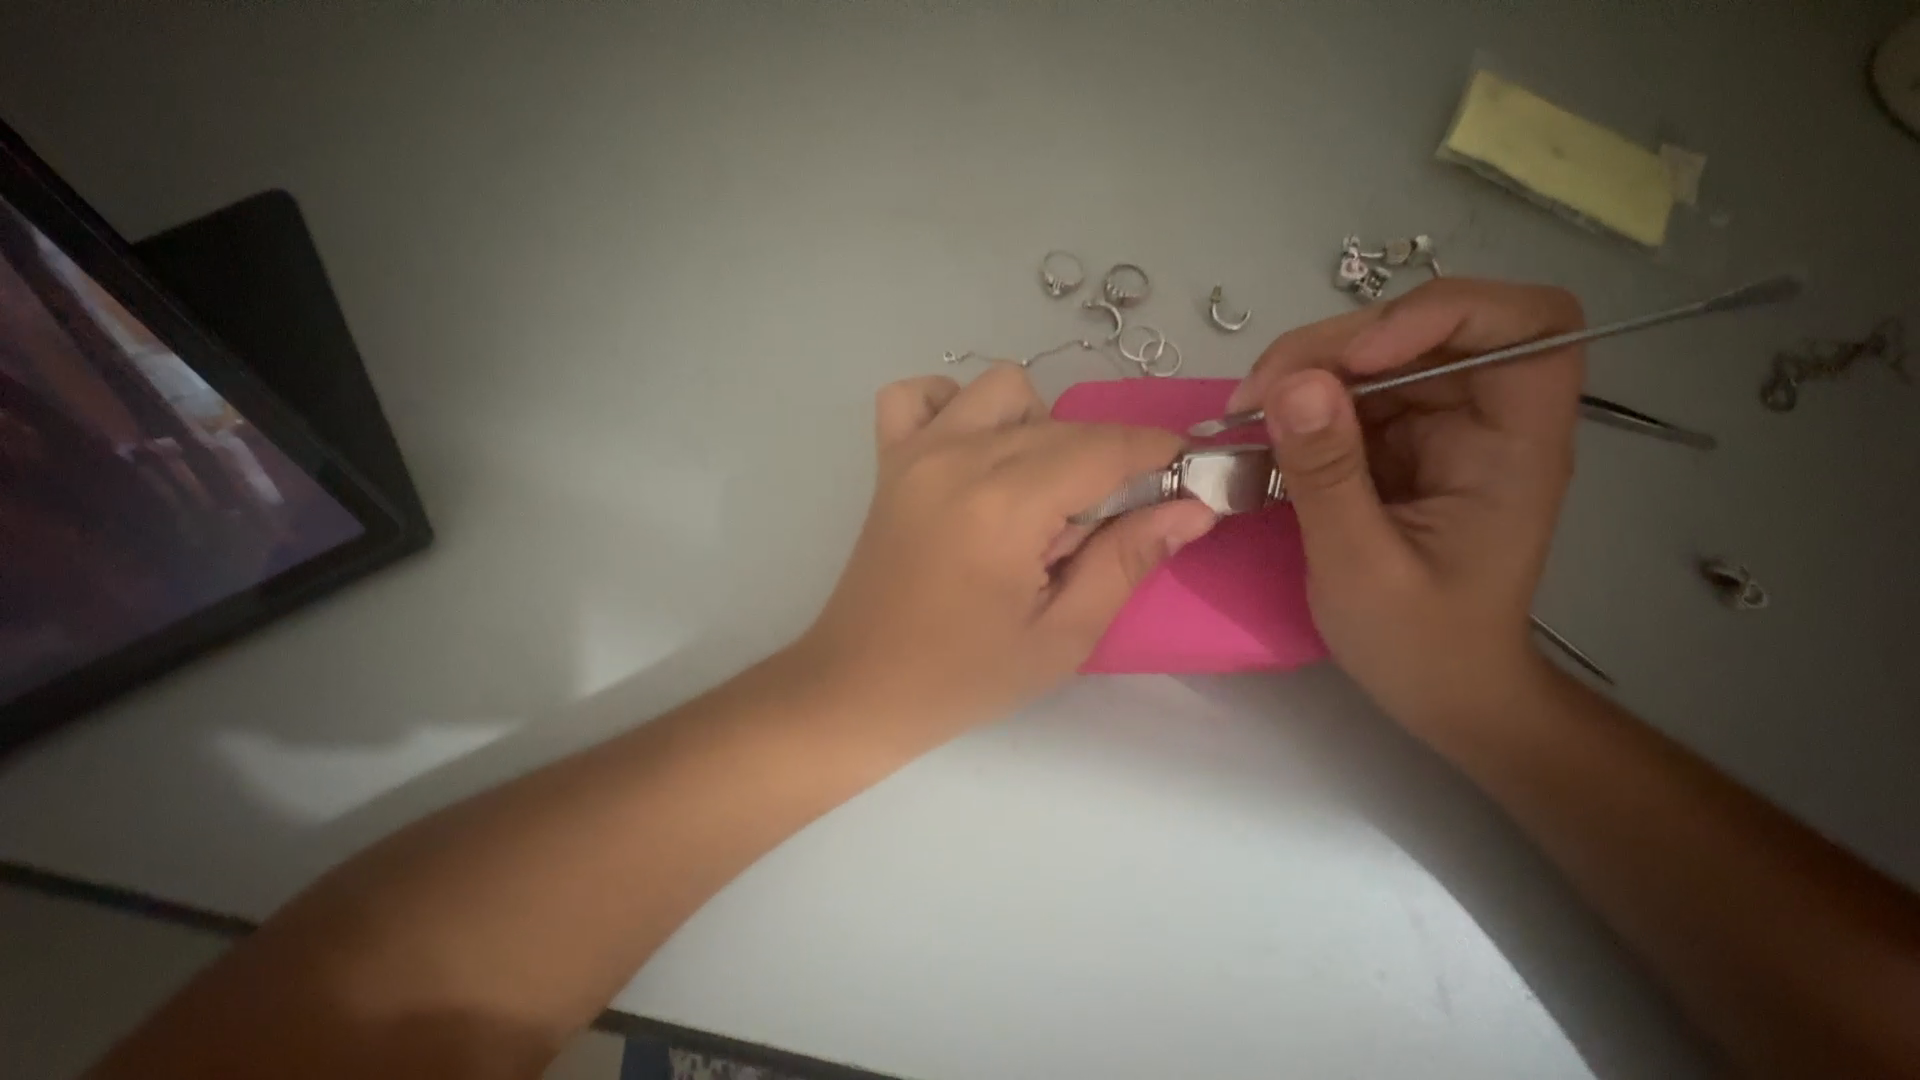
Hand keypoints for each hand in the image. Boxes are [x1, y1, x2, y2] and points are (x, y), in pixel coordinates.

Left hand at [799, 364, 1216, 738]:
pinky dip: (957, 407)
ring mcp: (917, 452)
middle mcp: (959, 458)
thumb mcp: (1062, 636)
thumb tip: (1192, 509)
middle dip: (1108, 457)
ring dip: (1039, 424)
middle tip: (1106, 523)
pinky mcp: (889, 461)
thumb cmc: (963, 677)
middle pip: (1064, 423)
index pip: (1105, 448)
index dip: (1159, 451)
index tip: (1190, 470)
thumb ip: (1127, 561)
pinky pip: (921, 396)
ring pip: (1002, 389)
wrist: (860, 687)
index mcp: (1006, 506)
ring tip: (1039, 489)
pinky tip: (975, 454)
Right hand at [1232, 279, 1584, 729]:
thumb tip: (1290, 383)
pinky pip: (1349, 394)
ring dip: (1307, 369)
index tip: (1358, 359)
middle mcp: (1485, 420)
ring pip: (1378, 354)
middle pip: (1429, 329)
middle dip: (1337, 346)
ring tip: (1246, 412)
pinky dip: (1300, 401)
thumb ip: (1327, 474)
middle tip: (1257, 393)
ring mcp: (1440, 428)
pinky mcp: (1399, 443)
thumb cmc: (1421, 643)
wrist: (1441, 689)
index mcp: (1515, 446)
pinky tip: (1261, 429)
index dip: (1445, 314)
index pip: (1529, 326)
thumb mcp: (1360, 566)